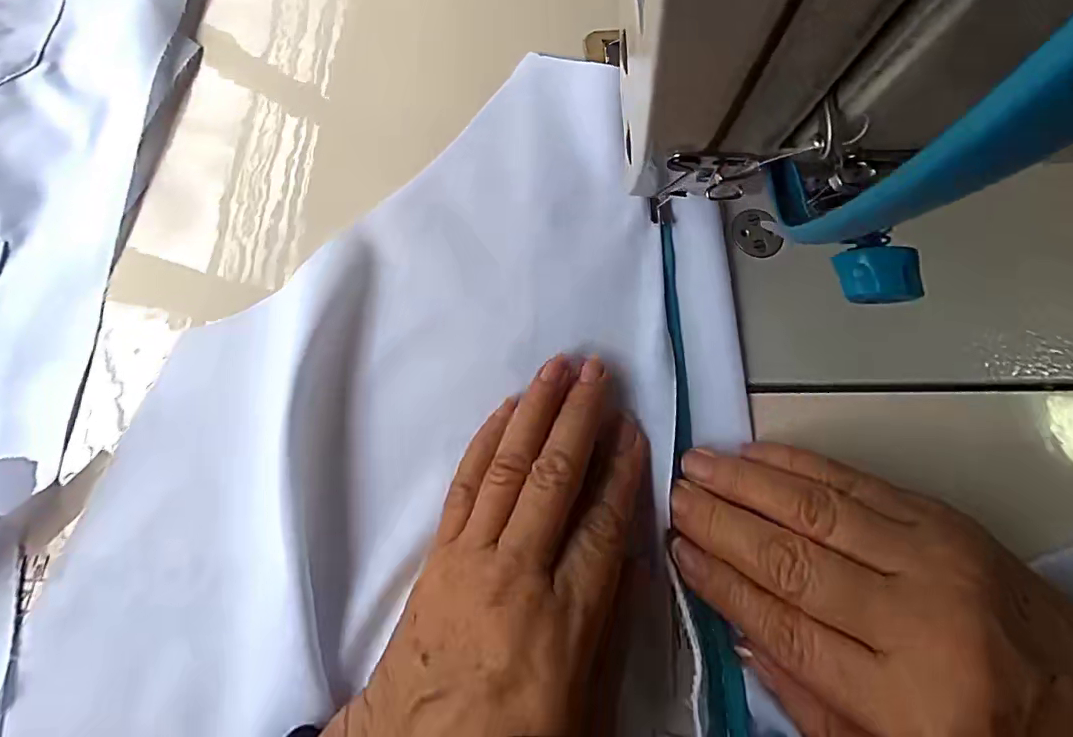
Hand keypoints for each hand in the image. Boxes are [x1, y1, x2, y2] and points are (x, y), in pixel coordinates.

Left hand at [326, 356, 648, 736]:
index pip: (603, 526)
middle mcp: (518, 572)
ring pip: (509, 465)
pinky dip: (487, 440)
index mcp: (564, 620)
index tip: (633, 427)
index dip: (621, 471)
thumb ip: (610, 631)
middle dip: (579, 417)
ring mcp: (471, 554)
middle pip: (555, 477)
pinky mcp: (439, 550)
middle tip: (598, 371)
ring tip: (556, 369)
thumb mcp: (586, 707)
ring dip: (535, 411)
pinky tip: (505, 411)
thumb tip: (632, 560)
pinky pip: (467, 482)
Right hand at [667, 443, 1072, 736]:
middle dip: (720, 524)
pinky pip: (853, 480)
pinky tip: (751, 452)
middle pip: (791, 561)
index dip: (722, 584)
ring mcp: (935, 561)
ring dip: (744, 481)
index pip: (786, 628)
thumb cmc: (992, 736)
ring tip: (695, 465)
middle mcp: (921, 626)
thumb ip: (814, 704)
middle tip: (673, 497)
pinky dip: (794, 461)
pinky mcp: (945, 521)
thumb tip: (736, 631)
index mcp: (912, 704)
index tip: (676, 550)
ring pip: (813, 510)